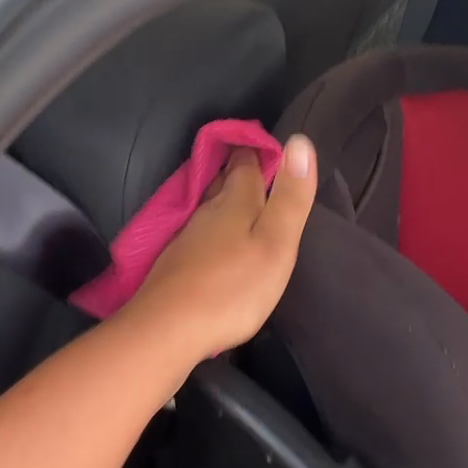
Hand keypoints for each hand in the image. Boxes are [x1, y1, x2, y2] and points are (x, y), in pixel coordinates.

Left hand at [115, 135, 317, 359]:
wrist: (168, 327)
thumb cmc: (232, 288)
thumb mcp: (275, 243)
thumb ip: (289, 197)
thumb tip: (298, 141)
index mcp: (235, 203)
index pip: (246, 164)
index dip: (258, 151)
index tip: (270, 144)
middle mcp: (207, 212)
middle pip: (224, 182)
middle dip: (240, 170)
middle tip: (256, 162)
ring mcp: (187, 235)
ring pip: (209, 205)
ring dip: (224, 196)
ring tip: (239, 194)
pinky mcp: (176, 259)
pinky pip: (198, 230)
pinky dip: (211, 225)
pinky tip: (214, 236)